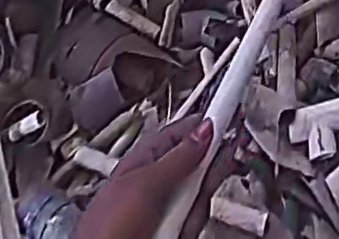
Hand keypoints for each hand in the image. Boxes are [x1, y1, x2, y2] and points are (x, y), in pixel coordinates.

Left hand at [73, 117, 213, 238]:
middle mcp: (157, 182)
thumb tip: (206, 126)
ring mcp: (165, 210)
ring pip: (200, 197)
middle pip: (199, 166)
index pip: (185, 130)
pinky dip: (191, 227)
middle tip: (199, 190)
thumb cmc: (105, 232)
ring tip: (175, 225)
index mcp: (146, 159)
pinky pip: (195, 222)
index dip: (207, 124)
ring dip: (195, 211)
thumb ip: (180, 156)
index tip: (233, 112)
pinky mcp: (172, 233)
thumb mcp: (146, 185)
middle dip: (204, 180)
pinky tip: (177, 235)